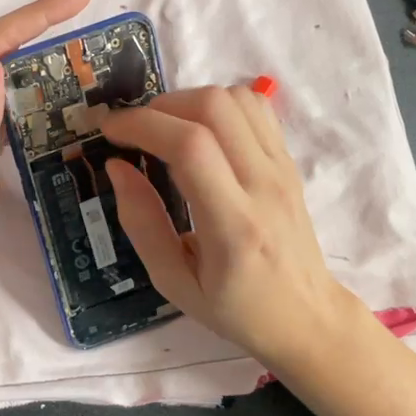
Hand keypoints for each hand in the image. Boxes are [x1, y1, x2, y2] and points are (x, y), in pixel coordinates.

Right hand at [101, 83, 369, 362]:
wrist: (306, 317)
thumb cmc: (235, 309)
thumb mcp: (173, 282)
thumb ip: (142, 223)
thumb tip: (117, 167)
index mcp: (233, 226)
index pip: (190, 147)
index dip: (142, 125)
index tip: (109, 130)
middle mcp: (264, 186)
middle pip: (214, 107)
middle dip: (160, 107)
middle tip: (134, 132)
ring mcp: (282, 168)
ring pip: (235, 98)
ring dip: (188, 101)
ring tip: (164, 130)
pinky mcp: (289, 161)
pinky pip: (254, 108)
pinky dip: (216, 106)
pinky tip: (197, 131)